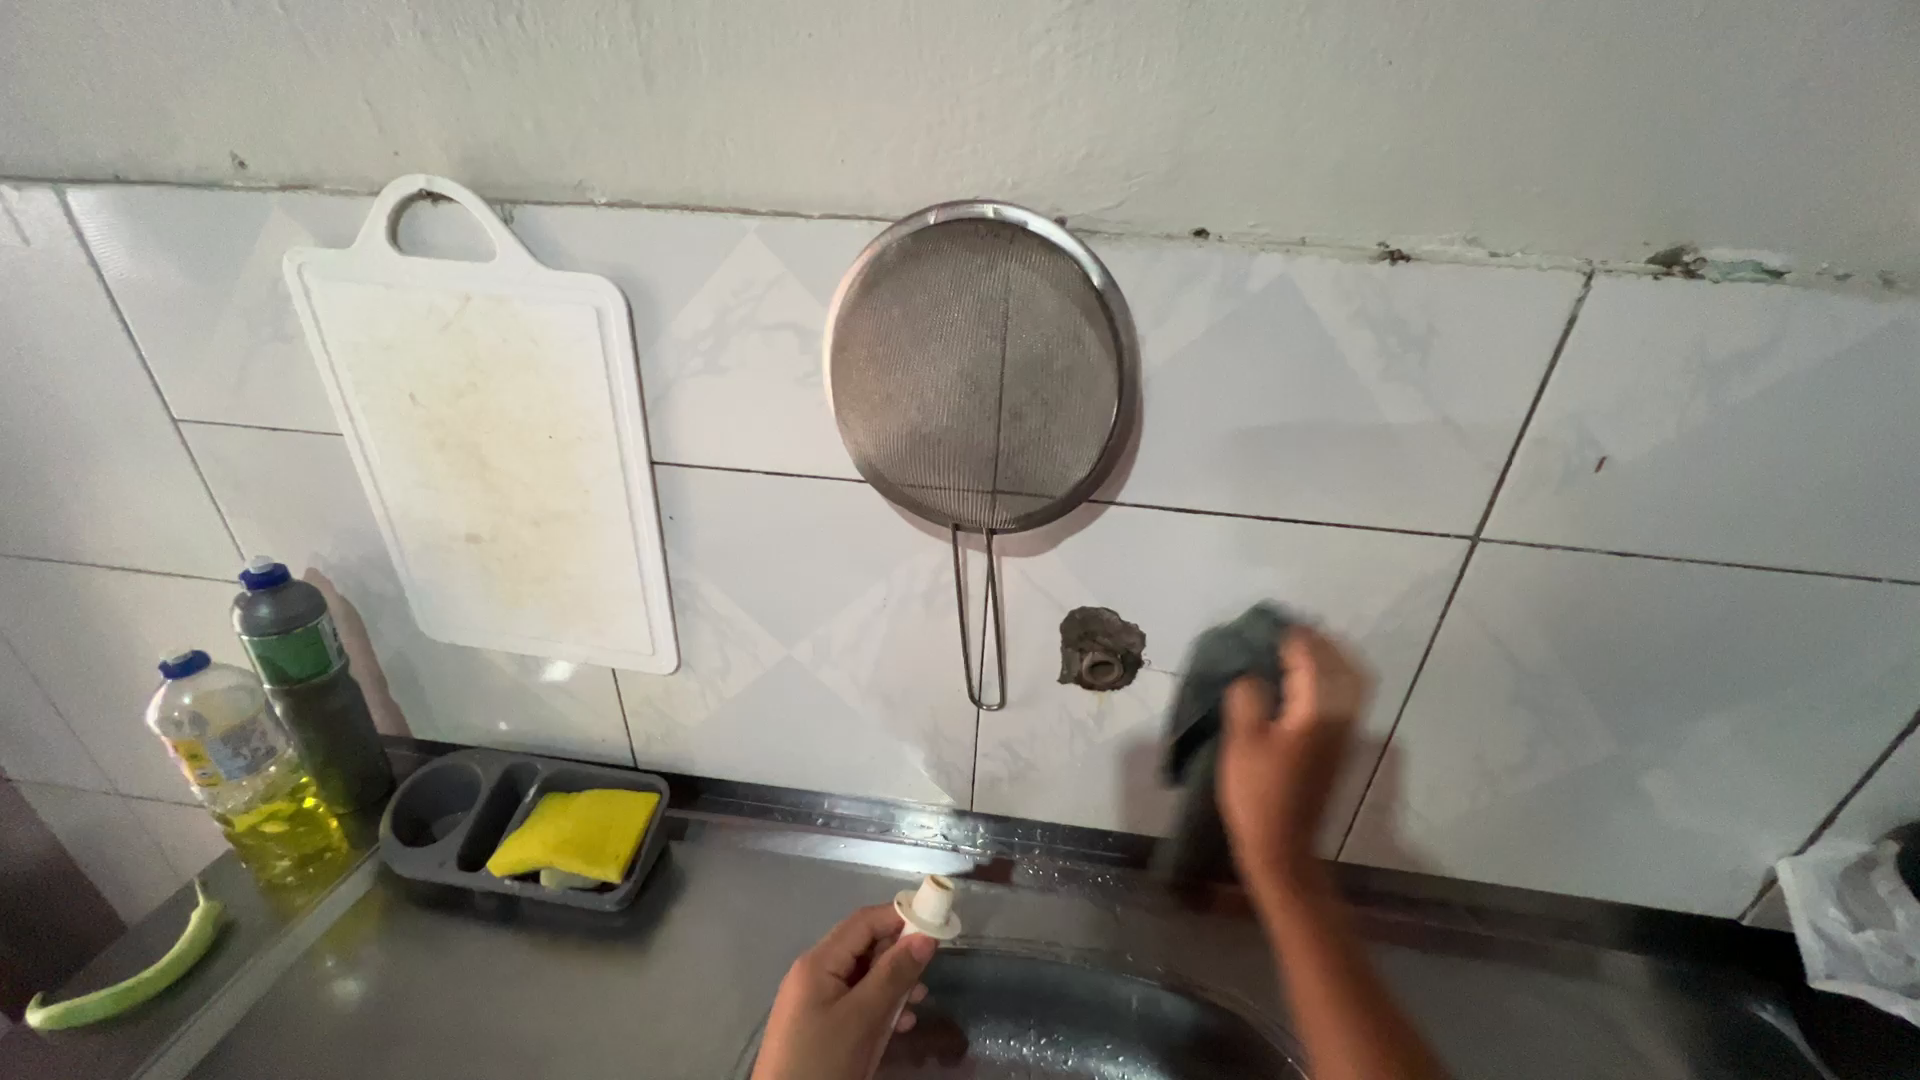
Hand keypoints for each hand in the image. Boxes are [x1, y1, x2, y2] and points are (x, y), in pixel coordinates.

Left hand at [751, 904, 936, 1079]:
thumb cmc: (821, 1062)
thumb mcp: (861, 1018)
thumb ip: (893, 975)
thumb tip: (926, 936)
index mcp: (818, 961)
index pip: (863, 921)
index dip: (898, 917)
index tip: (933, 924)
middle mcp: (815, 973)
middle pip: (864, 947)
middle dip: (898, 955)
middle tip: (928, 972)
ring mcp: (816, 1001)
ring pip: (863, 977)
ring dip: (893, 984)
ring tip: (919, 1001)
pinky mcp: (820, 1026)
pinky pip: (856, 1003)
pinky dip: (880, 1007)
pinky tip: (901, 1025)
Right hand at [1217, 625, 1371, 894]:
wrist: (1282, 844)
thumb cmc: (1257, 793)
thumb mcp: (1241, 741)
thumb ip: (1248, 699)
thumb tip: (1255, 678)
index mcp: (1316, 713)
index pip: (1313, 661)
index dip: (1296, 639)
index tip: (1275, 625)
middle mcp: (1339, 719)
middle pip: (1344, 668)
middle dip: (1322, 644)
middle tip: (1292, 631)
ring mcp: (1344, 734)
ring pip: (1351, 684)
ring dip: (1331, 661)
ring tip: (1301, 649)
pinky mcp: (1338, 747)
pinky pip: (1346, 699)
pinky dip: (1332, 680)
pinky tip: (1305, 681)